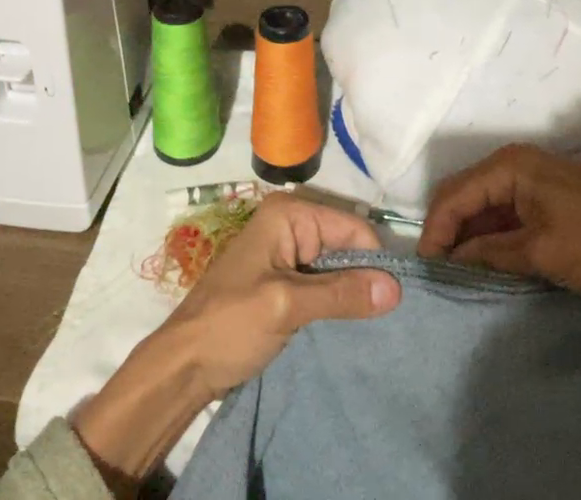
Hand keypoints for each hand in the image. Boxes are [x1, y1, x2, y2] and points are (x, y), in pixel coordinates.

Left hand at [157, 193, 401, 397]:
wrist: (184, 366)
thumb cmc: (228, 325)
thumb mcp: (286, 306)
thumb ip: (340, 293)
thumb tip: (396, 288)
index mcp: (288, 214)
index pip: (353, 228)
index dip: (374, 262)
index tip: (390, 302)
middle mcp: (291, 224)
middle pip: (348, 246)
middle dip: (365, 278)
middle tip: (385, 318)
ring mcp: (288, 254)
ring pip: (340, 268)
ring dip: (352, 295)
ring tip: (371, 326)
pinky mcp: (287, 282)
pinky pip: (325, 285)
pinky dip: (338, 304)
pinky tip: (349, 327)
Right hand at [417, 144, 580, 301]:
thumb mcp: (539, 253)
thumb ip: (489, 252)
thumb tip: (453, 257)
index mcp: (511, 166)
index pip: (454, 194)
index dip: (436, 229)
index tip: (426, 265)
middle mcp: (519, 162)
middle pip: (467, 193)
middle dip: (450, 228)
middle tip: (439, 267)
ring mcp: (539, 176)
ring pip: (488, 203)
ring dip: (471, 232)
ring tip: (458, 267)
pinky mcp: (554, 195)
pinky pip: (510, 209)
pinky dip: (495, 232)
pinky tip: (489, 257)